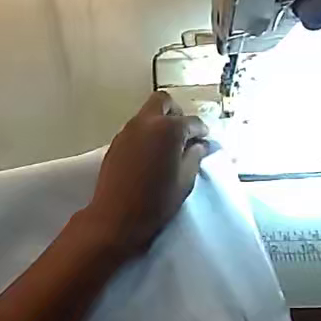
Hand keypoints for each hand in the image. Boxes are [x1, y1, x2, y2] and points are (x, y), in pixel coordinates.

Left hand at [76, 91, 210, 257]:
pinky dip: (146, 134)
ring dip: (159, 123)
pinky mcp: (115, 143)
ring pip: (147, 114)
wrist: (116, 218)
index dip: (202, 132)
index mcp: (169, 130)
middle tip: (184, 134)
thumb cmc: (156, 202)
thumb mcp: (185, 181)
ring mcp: (127, 131)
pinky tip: (151, 156)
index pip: (192, 122)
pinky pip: (135, 129)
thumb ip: (195, 157)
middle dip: (177, 113)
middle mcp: (146, 123)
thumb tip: (199, 145)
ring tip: (168, 147)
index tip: (205, 141)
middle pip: (163, 102)